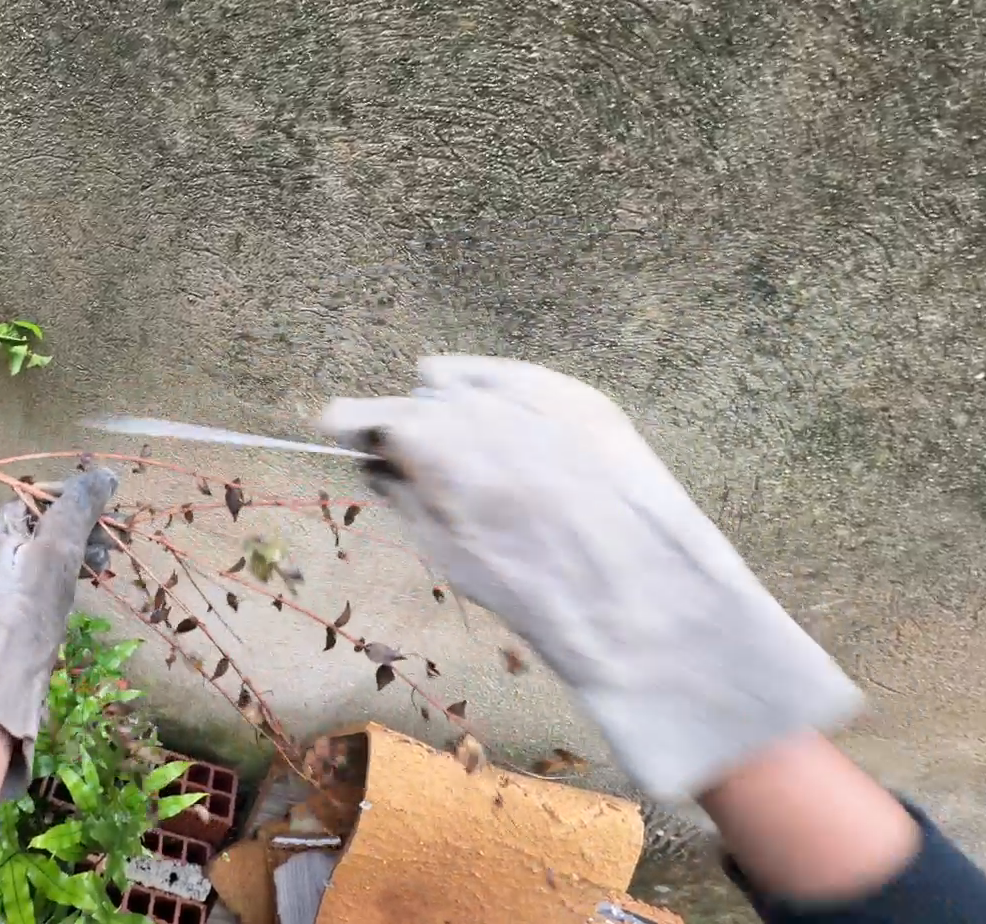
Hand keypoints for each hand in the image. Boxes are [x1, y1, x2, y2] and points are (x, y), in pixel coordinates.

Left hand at [0, 468, 117, 801]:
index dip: (76, 493)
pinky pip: (55, 574)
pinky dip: (77, 569)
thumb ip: (78, 508)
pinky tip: (92, 579)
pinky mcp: (26, 606)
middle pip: (51, 519)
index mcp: (5, 528)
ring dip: (86, 544)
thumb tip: (106, 475)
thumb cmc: (28, 607)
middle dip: (87, 520)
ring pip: (56, 547)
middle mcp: (6, 548)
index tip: (110, 504)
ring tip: (109, 558)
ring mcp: (15, 578)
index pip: (41, 492)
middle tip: (120, 532)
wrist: (1, 680)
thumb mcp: (58, 549)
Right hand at [321, 357, 859, 800]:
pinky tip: (510, 433)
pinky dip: (496, 397)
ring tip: (478, 454)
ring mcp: (535, 395)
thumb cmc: (536, 594)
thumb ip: (401, 495)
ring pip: (460, 380)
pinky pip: (511, 378)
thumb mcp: (447, 554)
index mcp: (442, 451)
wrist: (649, 608)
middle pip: (416, 396)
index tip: (336, 427)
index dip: (350, 421)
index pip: (375, 414)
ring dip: (450, 409)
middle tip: (416, 456)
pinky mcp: (580, 395)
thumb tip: (371, 461)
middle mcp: (484, 407)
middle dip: (406, 422)